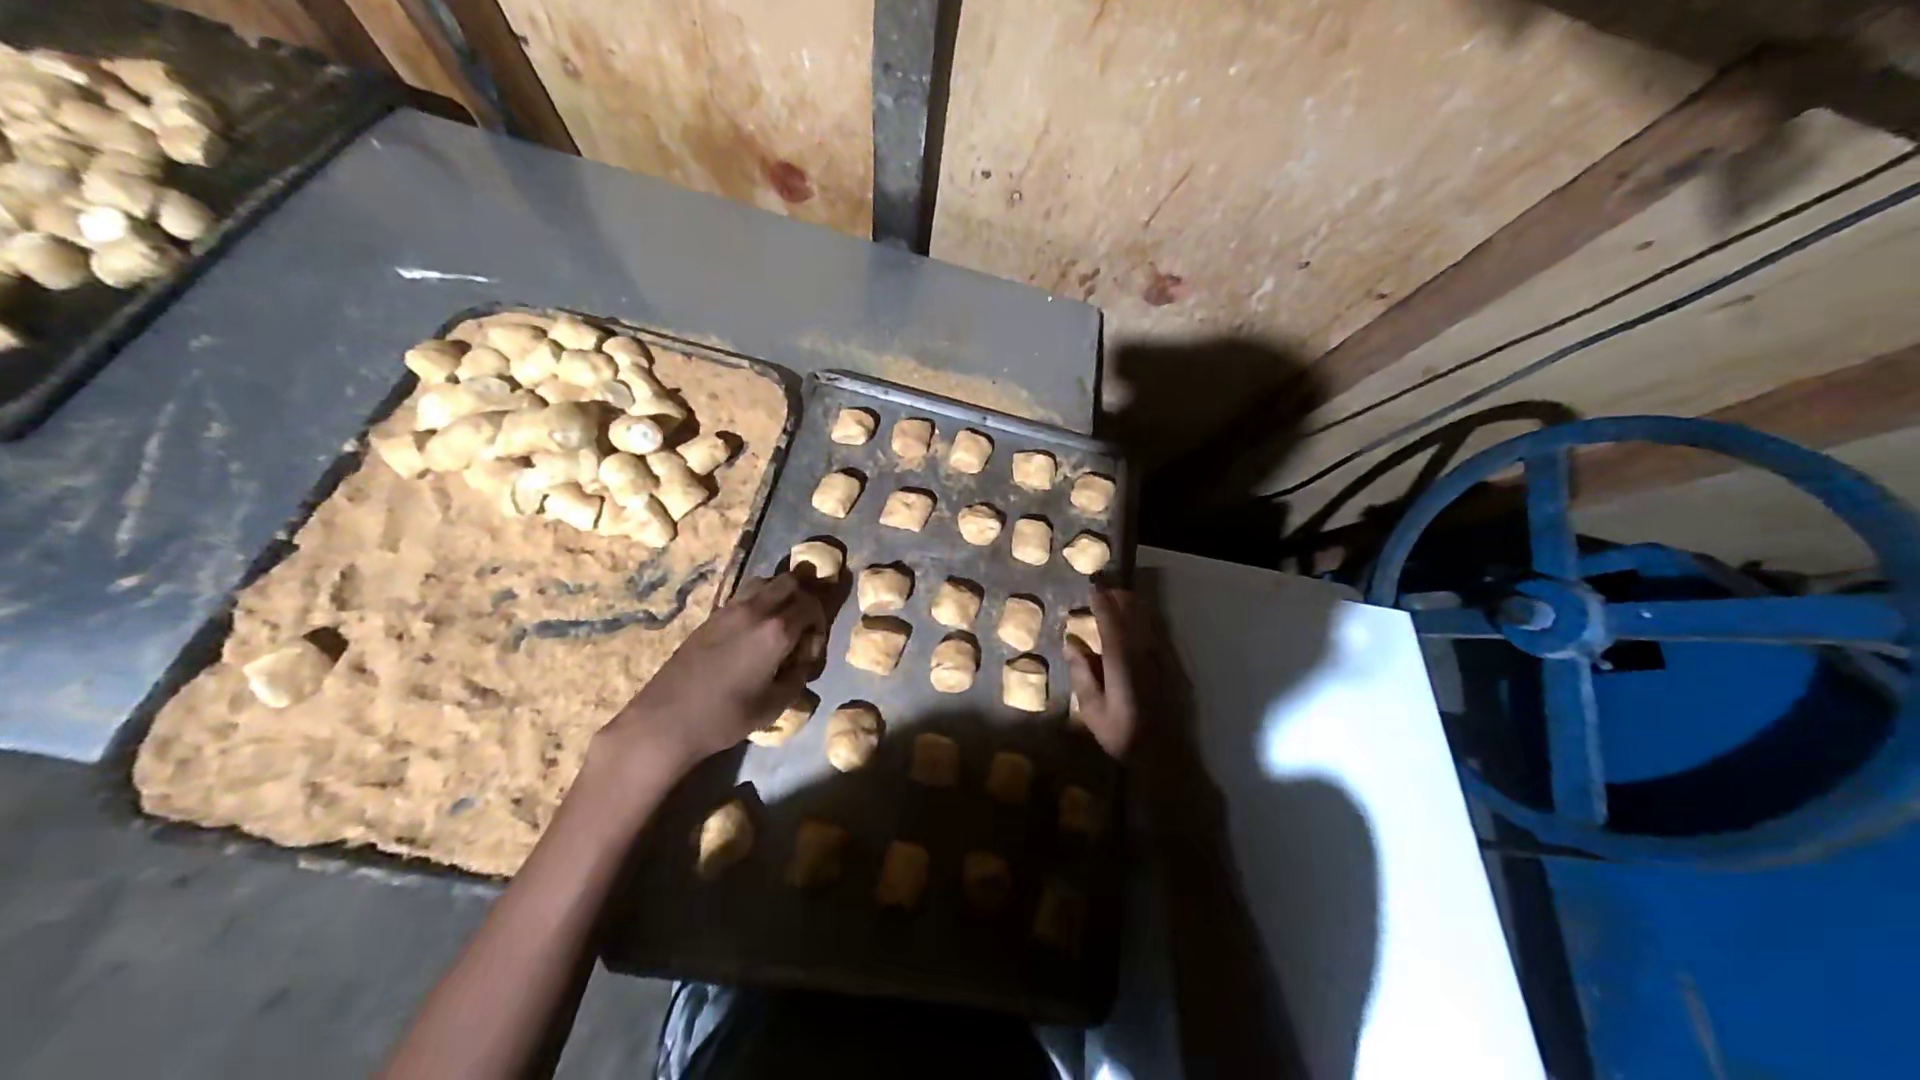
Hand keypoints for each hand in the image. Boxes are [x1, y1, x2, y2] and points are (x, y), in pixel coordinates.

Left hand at [591, 572, 823, 781]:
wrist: (666, 720)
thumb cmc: (725, 717)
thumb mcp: (775, 705)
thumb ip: (798, 677)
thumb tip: (801, 663)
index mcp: (776, 630)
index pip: (811, 605)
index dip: (819, 625)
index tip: (809, 652)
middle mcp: (755, 609)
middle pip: (790, 581)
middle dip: (802, 600)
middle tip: (800, 631)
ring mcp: (729, 609)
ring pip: (765, 582)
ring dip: (778, 597)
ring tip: (776, 629)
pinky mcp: (711, 616)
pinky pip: (744, 596)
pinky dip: (757, 604)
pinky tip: (750, 637)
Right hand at [1065, 586, 1183, 759]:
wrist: (1164, 754)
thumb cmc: (1122, 734)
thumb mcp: (1091, 709)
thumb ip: (1081, 672)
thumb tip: (1071, 642)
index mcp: (1121, 660)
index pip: (1111, 620)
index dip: (1101, 601)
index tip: (1091, 586)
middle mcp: (1143, 651)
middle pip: (1132, 612)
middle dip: (1117, 597)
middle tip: (1102, 590)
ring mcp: (1160, 656)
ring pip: (1148, 618)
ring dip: (1133, 604)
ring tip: (1118, 599)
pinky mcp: (1171, 664)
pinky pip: (1157, 630)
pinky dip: (1144, 618)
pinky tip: (1138, 620)